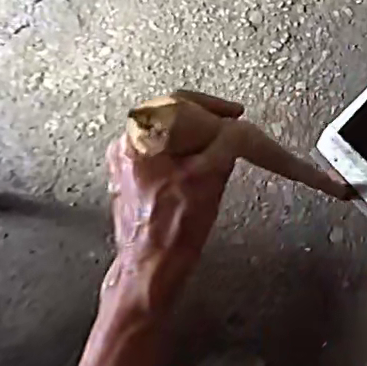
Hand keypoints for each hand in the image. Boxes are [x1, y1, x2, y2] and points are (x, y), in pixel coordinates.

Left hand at [104, 99, 242, 306]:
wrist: (153, 264)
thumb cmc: (175, 226)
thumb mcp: (212, 175)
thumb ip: (228, 142)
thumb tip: (240, 128)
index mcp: (141, 137)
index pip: (180, 101)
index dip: (215, 106)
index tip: (235, 114)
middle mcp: (127, 146)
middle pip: (173, 116)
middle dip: (207, 123)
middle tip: (231, 130)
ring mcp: (127, 164)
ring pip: (169, 137)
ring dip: (198, 140)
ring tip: (221, 152)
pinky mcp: (132, 181)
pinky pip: (163, 156)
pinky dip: (186, 156)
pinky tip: (203, 170)